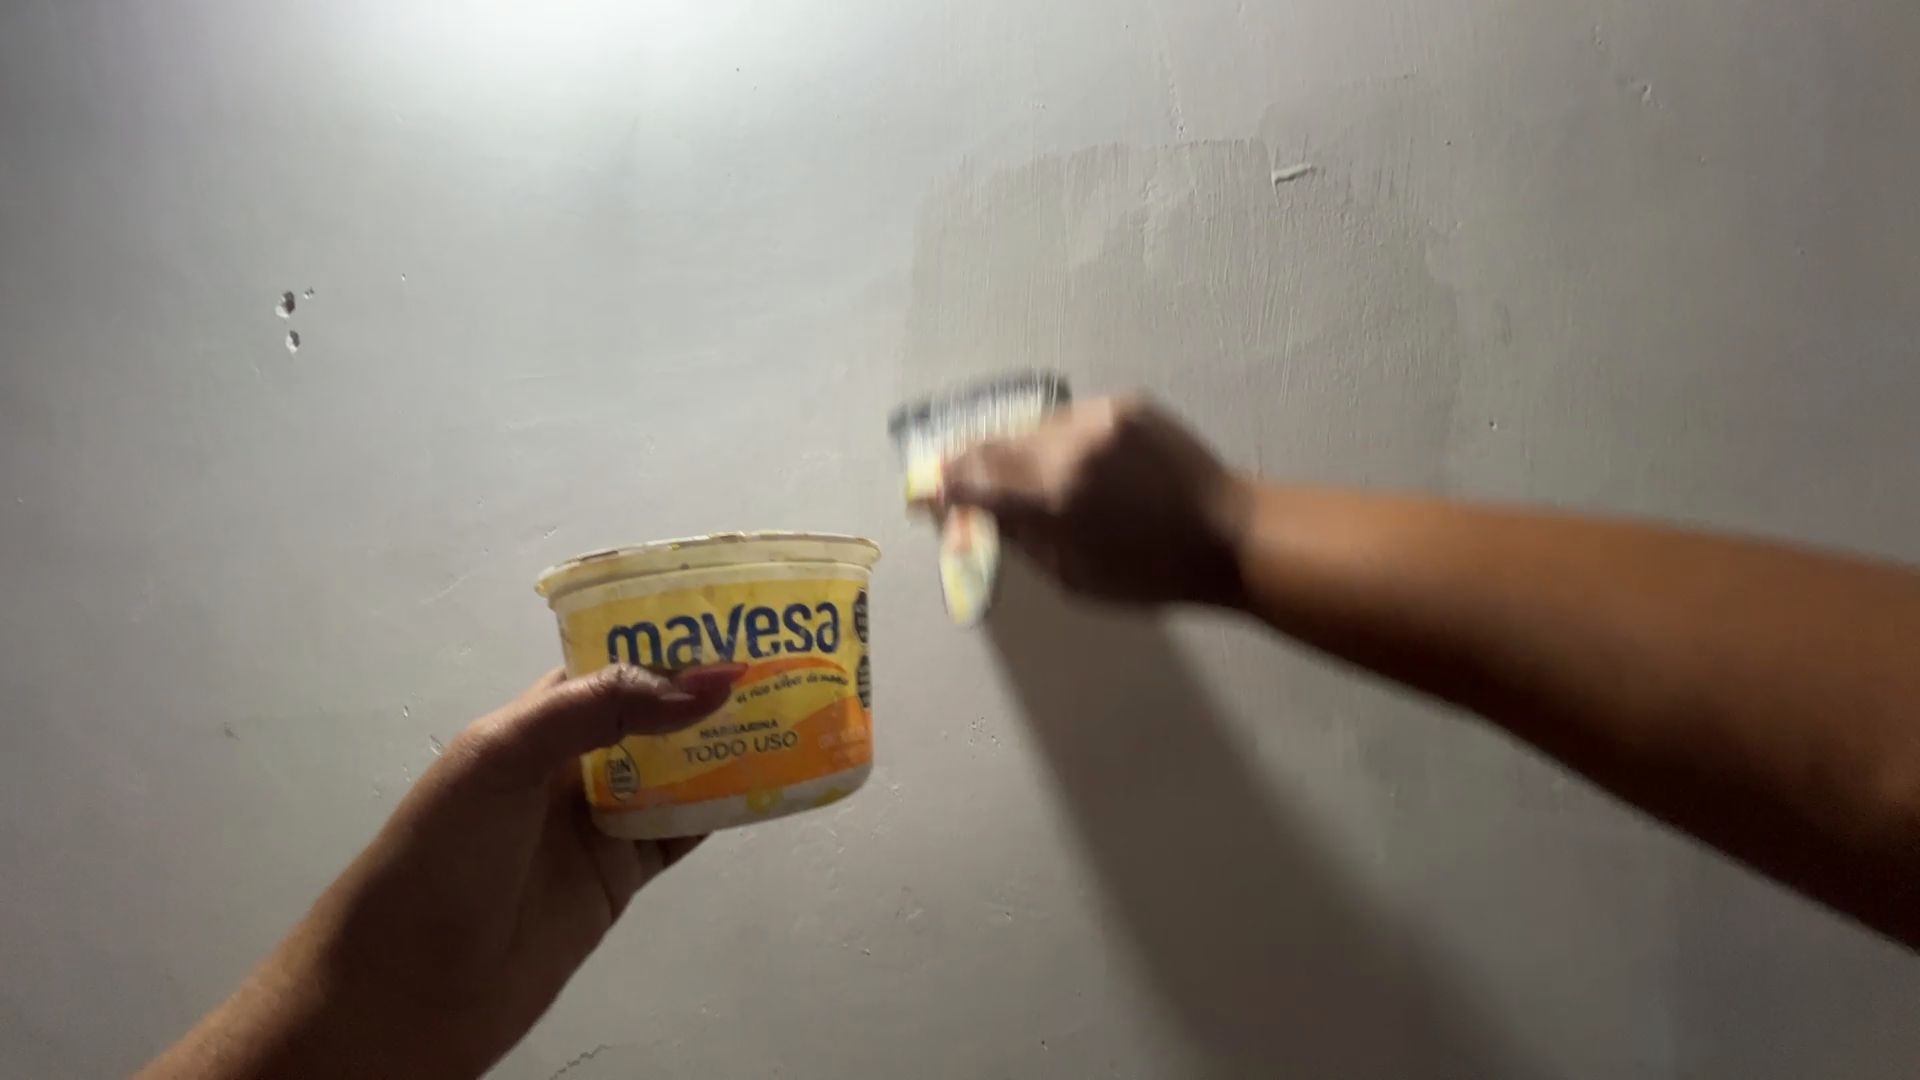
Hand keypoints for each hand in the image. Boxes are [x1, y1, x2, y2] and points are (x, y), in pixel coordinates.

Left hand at [139, 664, 741, 1079]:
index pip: (622, 658)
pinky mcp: (631, 864)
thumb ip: (602, 708)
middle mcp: (582, 755)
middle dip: (717, 686)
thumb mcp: (504, 755)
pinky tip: (776, 780)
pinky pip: (693, 820)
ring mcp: (610, 812)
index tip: (742, 620)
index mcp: (545, 716)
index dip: (677, 637)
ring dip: (734, 739)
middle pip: (663, 708)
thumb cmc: (441, 858)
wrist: (403, 1001)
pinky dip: (733, 801)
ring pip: (687, 761)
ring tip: (796, 709)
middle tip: (788, 661)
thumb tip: (716, 681)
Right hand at [940, 396, 1250, 604]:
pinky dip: (1057, 442)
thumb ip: (1019, 539)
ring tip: (1025, 475)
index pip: (973, 485)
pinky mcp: (1124, 404)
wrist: (1229, 535)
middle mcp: (1067, 449)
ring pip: (1030, 429)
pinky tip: (1074, 463)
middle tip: (956, 474)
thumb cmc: (1149, 574)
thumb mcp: (1072, 577)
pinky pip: (1069, 422)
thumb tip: (976, 514)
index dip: (943, 489)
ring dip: (1017, 453)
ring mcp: (1097, 420)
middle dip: (968, 463)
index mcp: (1052, 501)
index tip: (927, 494)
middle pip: (991, 445)